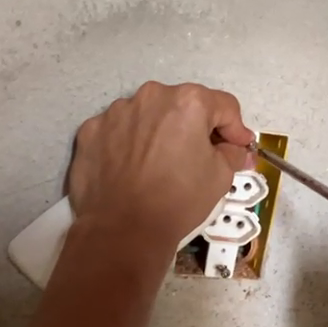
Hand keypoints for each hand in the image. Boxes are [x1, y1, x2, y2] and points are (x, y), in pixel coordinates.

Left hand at [68, 82, 254, 257]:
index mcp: (188, 101)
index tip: (236, 147)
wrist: (123, 230)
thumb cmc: (178, 201)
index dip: (235, 129)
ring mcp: (116, 112)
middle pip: (182, 106)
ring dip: (157, 133)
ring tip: (158, 166)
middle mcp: (151, 96)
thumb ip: (232, 153)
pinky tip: (130, 170)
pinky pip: (117, 131)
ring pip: (147, 116)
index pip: (223, 106)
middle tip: (196, 158)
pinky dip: (126, 144)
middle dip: (193, 128)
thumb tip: (236, 148)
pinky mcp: (90, 131)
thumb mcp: (221, 177)